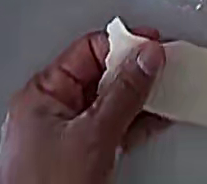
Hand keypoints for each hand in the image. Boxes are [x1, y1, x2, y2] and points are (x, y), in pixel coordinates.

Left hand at [0, 28, 167, 183]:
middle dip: (135, 72)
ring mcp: (63, 138)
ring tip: (164, 93)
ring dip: (139, 98)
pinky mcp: (76, 161)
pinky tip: (153, 120)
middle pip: (101, 74)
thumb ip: (124, 92)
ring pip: (109, 102)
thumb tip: (147, 56)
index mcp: (42, 95)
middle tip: (162, 69)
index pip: (90, 50)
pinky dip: (133, 122)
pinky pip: (110, 127)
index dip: (124, 45)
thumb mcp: (92, 136)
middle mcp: (50, 111)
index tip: (153, 47)